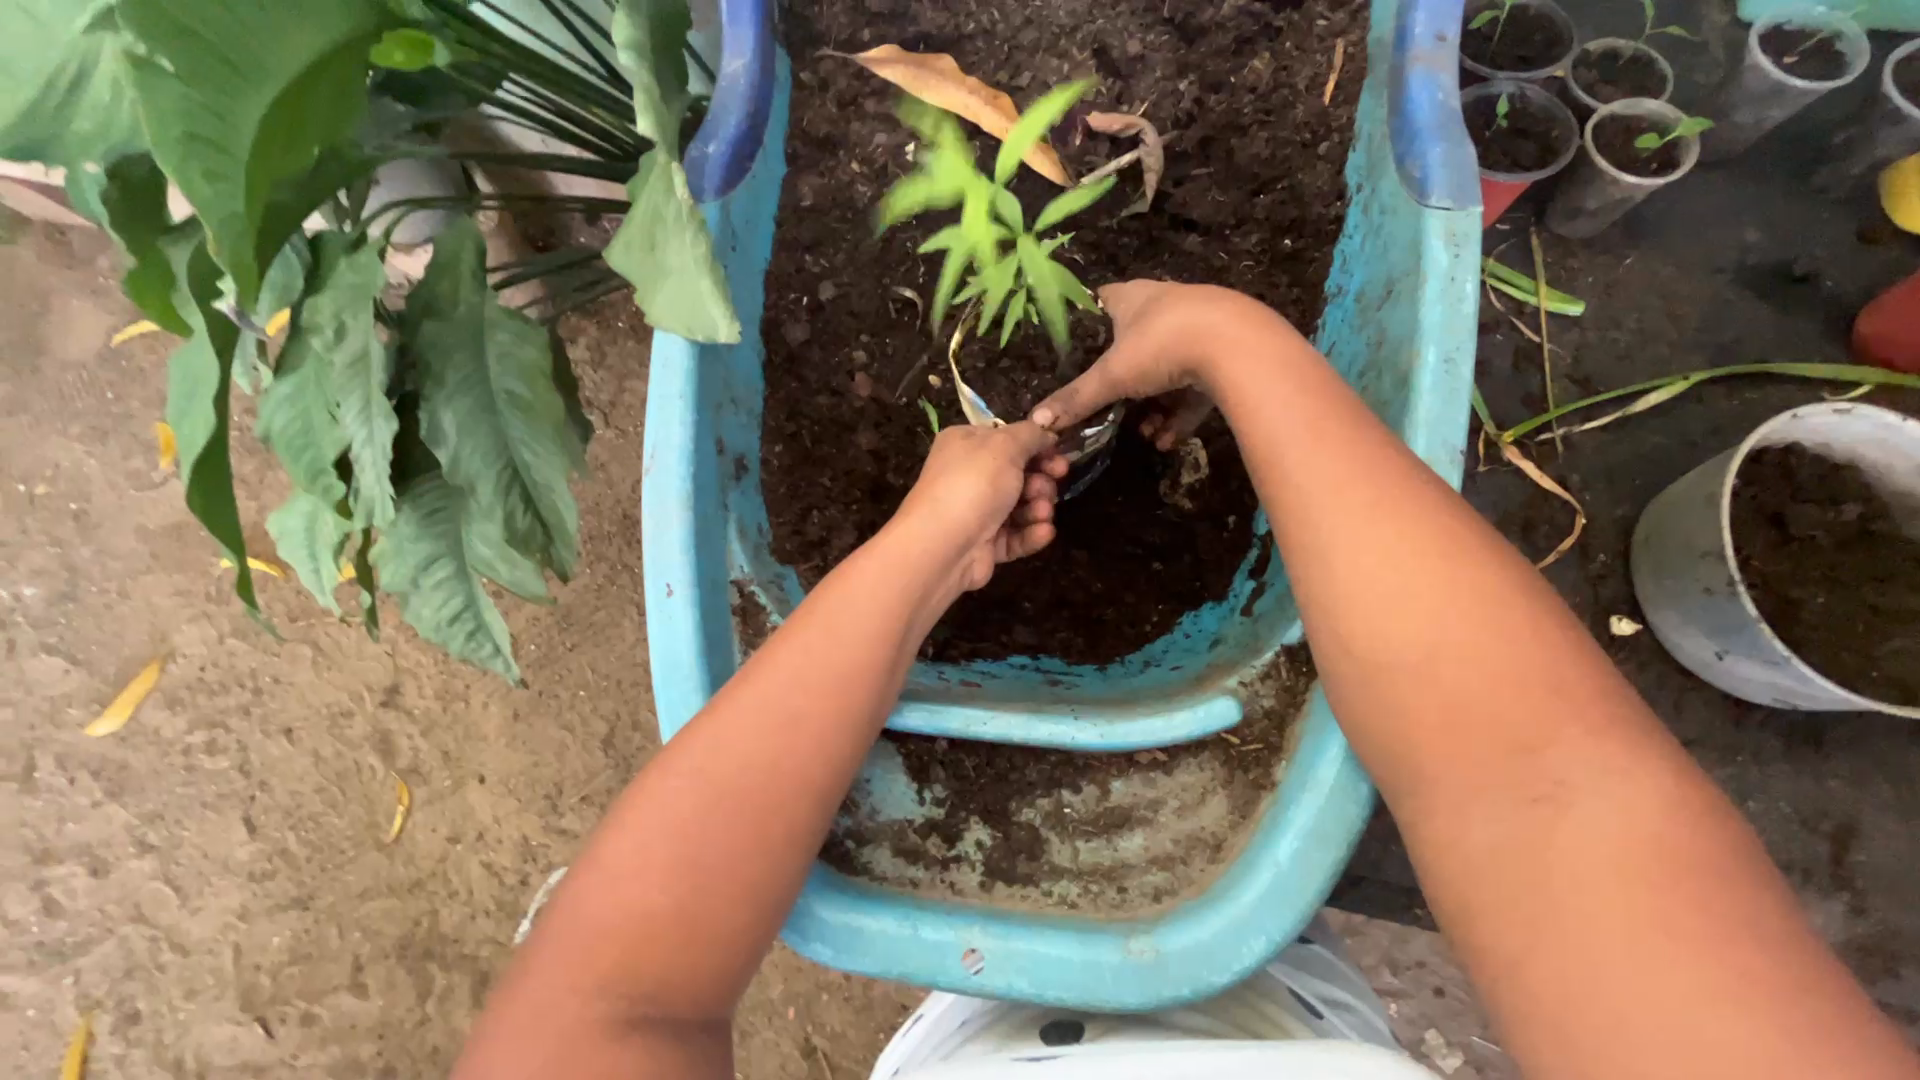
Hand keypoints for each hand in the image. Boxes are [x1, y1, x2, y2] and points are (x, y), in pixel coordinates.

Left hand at [890, 421, 1069, 594]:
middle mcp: (968, 476)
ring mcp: (976, 512)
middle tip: (1054, 480)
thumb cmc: (973, 484)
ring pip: (1019, 507)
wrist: (942, 545)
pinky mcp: (984, 544)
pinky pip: (1014, 536)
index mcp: (966, 445)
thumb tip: (1046, 433)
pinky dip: (1031, 533)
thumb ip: (1030, 435)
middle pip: (1017, 474)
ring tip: (1042, 512)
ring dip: (1038, 507)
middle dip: (1041, 479)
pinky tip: (1044, 531)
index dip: (1036, 446)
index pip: (1007, 439)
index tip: (1060, 454)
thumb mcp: (1004, 446)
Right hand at [1030, 281, 1303, 450]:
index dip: (1084, 326)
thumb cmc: (1162, 345)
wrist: (1238, 346)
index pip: (1098, 303)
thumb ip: (1076, 400)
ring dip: (1152, 408)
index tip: (1073, 354)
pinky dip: (1179, 415)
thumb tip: (1035, 422)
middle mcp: (1163, 307)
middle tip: (1109, 409)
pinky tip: (1169, 441)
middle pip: (1132, 345)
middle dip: (1121, 384)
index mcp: (1131, 298)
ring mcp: (1196, 329)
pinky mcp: (1222, 355)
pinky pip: (1193, 389)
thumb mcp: (1112, 376)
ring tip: (1145, 434)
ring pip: (1165, 372)